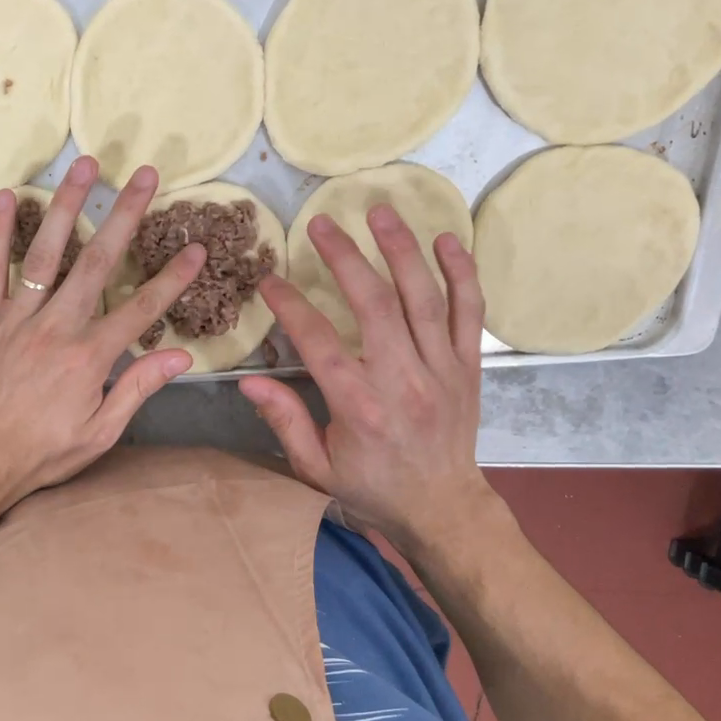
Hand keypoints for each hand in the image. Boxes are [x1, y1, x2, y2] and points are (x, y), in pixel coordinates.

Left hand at [0, 156, 205, 514]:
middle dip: (126, 215)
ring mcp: (18, 320)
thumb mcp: (100, 433)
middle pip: (97, 262)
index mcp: (89, 357)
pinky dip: (0, 233)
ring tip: (86, 165)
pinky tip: (11, 197)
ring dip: (68, 205)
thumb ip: (137, 388)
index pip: (140, 309)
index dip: (172, 278)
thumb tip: (180, 355)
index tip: (196, 249)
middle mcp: (55, 327)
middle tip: (147, 175)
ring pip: (47, 253)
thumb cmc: (44, 454)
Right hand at [240, 206, 496, 553]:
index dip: (291, 306)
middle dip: (345, 258)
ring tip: (379, 213)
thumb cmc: (371, 488)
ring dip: (401, 250)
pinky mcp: (469, 367)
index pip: (319, 342)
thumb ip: (284, 422)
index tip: (269, 281)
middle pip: (374, 304)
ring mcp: (442, 370)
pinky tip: (447, 241)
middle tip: (321, 223)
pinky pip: (470, 312)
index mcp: (359, 407)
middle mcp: (403, 381)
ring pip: (424, 298)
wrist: (440, 507)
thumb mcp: (315, 467)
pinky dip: (462, 274)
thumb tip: (251, 382)